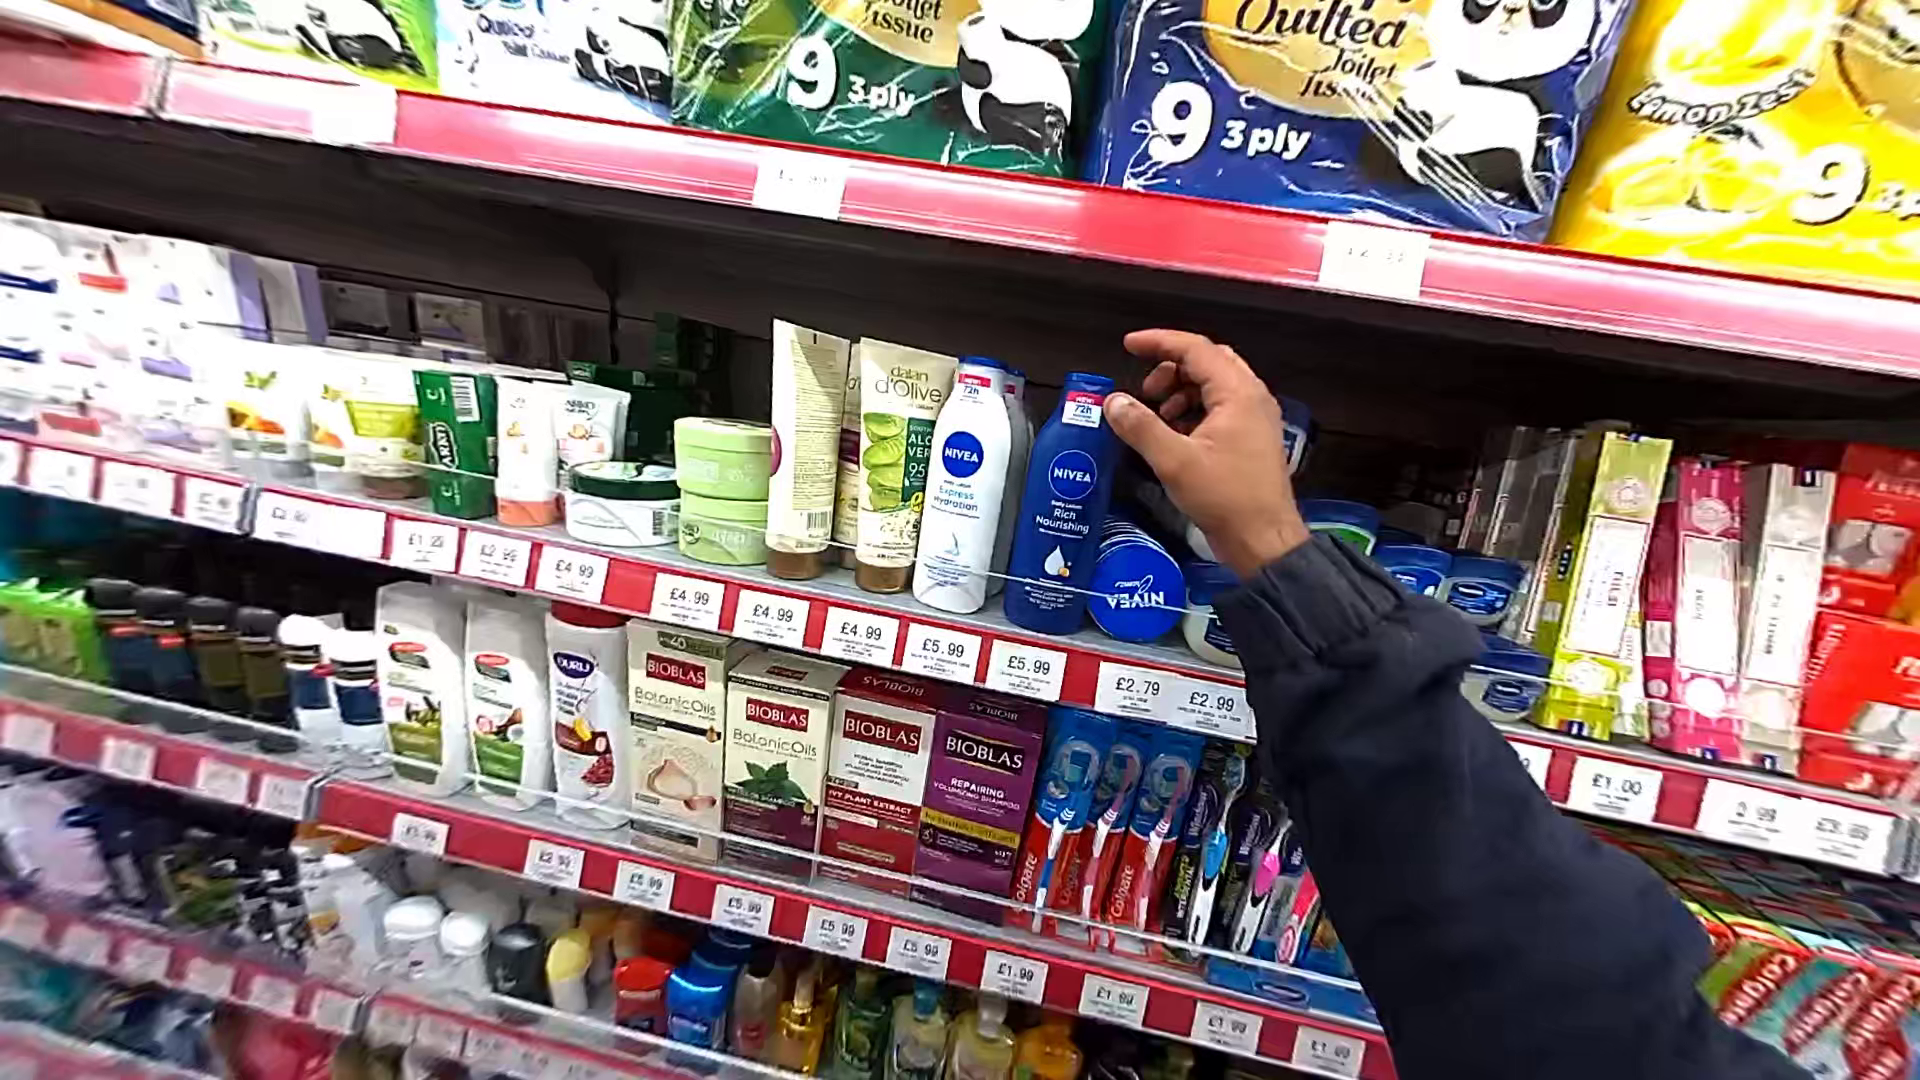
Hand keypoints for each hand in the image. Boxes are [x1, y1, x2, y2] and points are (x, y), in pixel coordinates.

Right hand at [1105, 329, 1310, 577]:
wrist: (1261, 539)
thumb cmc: (1223, 497)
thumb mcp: (1174, 461)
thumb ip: (1141, 427)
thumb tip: (1113, 402)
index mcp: (1238, 393)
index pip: (1196, 349)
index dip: (1159, 342)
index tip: (1128, 345)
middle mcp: (1251, 398)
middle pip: (1207, 362)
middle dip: (1170, 369)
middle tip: (1145, 391)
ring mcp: (1252, 419)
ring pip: (1212, 386)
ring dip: (1180, 392)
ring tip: (1157, 417)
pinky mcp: (1248, 439)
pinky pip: (1217, 410)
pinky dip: (1191, 412)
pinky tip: (1173, 436)